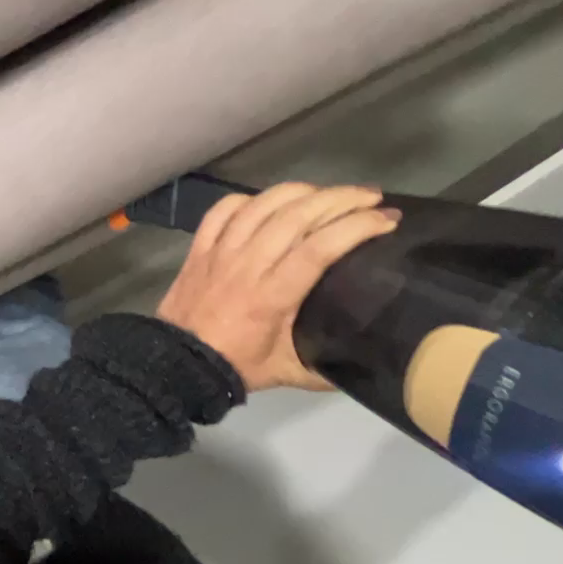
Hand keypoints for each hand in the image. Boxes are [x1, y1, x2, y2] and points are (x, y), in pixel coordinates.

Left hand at [155, 183, 398, 392]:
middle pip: (295, 216)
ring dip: (299, 192)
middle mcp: (245, 265)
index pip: (318, 248)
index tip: (386, 219)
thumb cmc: (234, 365)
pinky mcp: (198, 248)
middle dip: (339, 199)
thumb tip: (368, 356)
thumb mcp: (288, 371)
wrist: (176, 362)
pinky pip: (222, 211)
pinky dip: (248, 199)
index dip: (355, 227)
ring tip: (328, 193)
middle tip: (370, 198)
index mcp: (271, 296)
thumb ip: (327, 366)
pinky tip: (269, 201)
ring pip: (260, 206)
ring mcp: (218, 252)